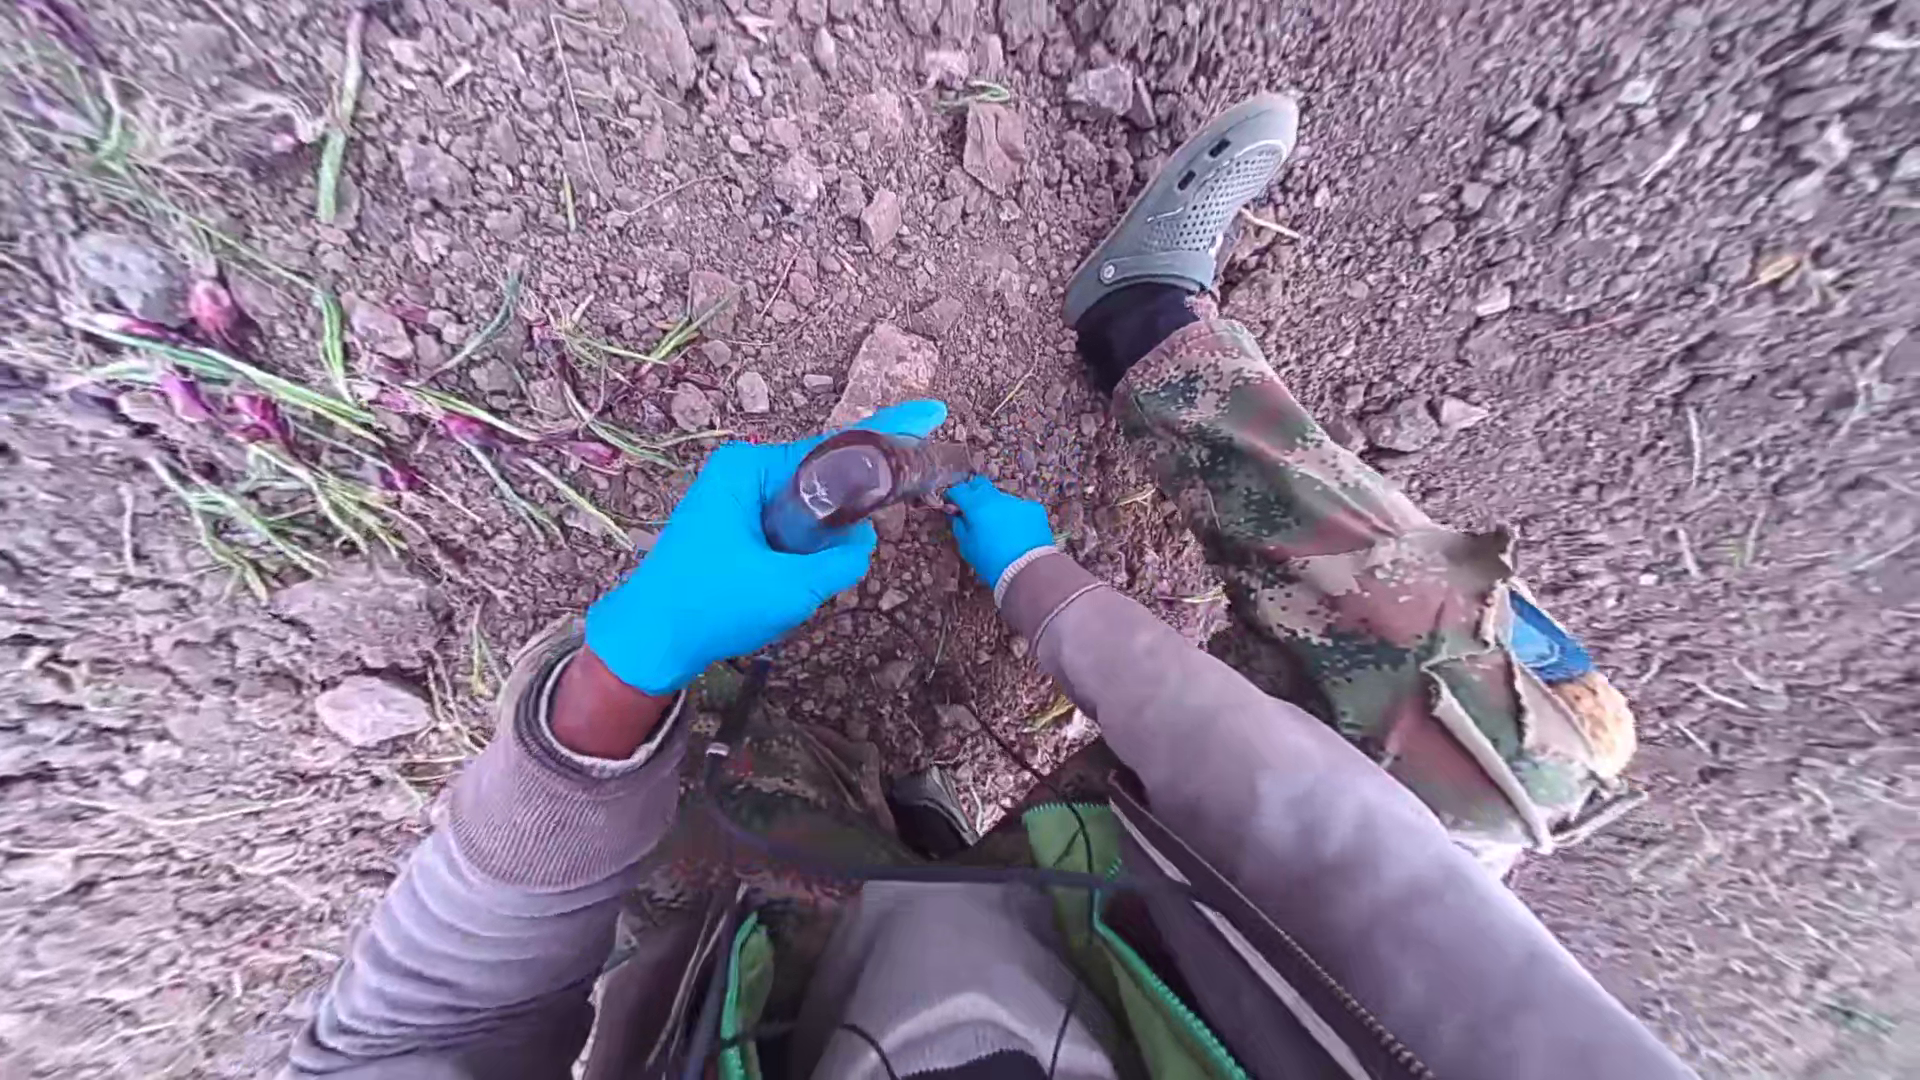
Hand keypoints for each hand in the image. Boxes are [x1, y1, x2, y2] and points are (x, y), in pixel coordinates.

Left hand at [586, 400, 948, 693]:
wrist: (649, 641)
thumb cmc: (711, 607)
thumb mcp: (792, 586)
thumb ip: (844, 558)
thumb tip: (864, 539)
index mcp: (751, 469)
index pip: (834, 445)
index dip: (889, 429)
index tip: (932, 412)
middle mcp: (746, 471)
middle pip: (826, 473)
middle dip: (857, 498)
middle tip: (879, 520)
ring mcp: (740, 496)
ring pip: (812, 502)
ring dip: (828, 530)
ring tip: (812, 570)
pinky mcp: (739, 521)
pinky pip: (793, 520)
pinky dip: (810, 540)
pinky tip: (805, 570)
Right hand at [944, 476, 1053, 588]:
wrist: (1028, 570)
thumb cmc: (991, 562)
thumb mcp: (967, 547)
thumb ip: (960, 527)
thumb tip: (958, 515)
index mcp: (977, 507)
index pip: (960, 490)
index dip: (954, 496)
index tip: (954, 504)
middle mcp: (997, 498)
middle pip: (981, 486)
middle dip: (974, 494)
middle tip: (973, 511)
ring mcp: (1017, 502)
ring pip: (1001, 498)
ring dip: (996, 508)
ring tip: (1000, 528)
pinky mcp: (1034, 509)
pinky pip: (1019, 508)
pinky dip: (1015, 516)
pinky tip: (1018, 533)